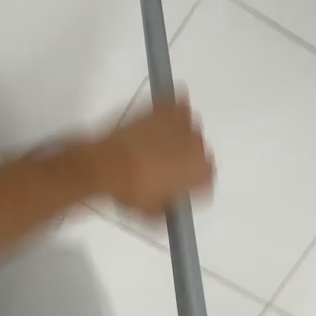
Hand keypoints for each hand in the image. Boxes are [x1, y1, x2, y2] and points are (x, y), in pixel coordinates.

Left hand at [83, 96, 214, 217]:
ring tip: (157, 142)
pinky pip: (178, 104)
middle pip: (199, 150)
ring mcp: (182, 124)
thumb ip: (173, 204)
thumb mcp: (155, 211)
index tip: (178, 183)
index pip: (207, 177)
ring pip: (189, 127)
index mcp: (202, 173)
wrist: (108, 164)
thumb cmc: (132, 190)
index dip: (191, 181)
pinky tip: (159, 117)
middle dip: (184, 156)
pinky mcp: (166, 107)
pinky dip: (171, 109)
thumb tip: (173, 199)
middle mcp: (199, 146)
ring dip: (177, 133)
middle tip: (163, 163)